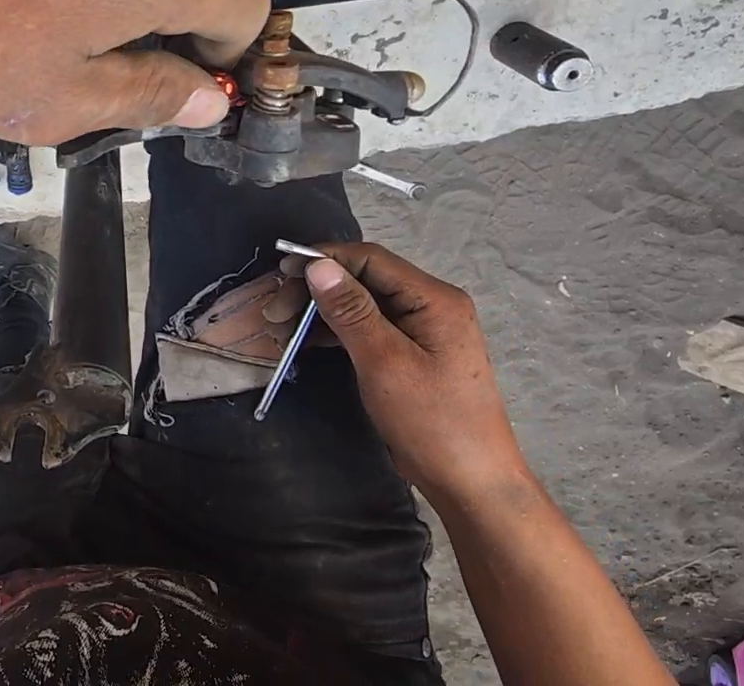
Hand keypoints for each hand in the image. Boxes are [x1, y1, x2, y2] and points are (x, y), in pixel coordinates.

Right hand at [290, 243, 531, 498]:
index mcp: (434, 300)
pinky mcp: (406, 352)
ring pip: (357, 303)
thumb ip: (350, 310)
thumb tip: (317, 265)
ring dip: (317, 310)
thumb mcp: (384, 362)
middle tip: (274, 312)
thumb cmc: (431, 420)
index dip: (322, 260)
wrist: (470, 483)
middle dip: (314, 289)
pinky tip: (304, 340)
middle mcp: (428, 306)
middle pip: (361, 279)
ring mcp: (418, 330)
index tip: (280, 275)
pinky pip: (363, 326)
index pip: (369, 259)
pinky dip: (331, 330)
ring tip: (281, 329)